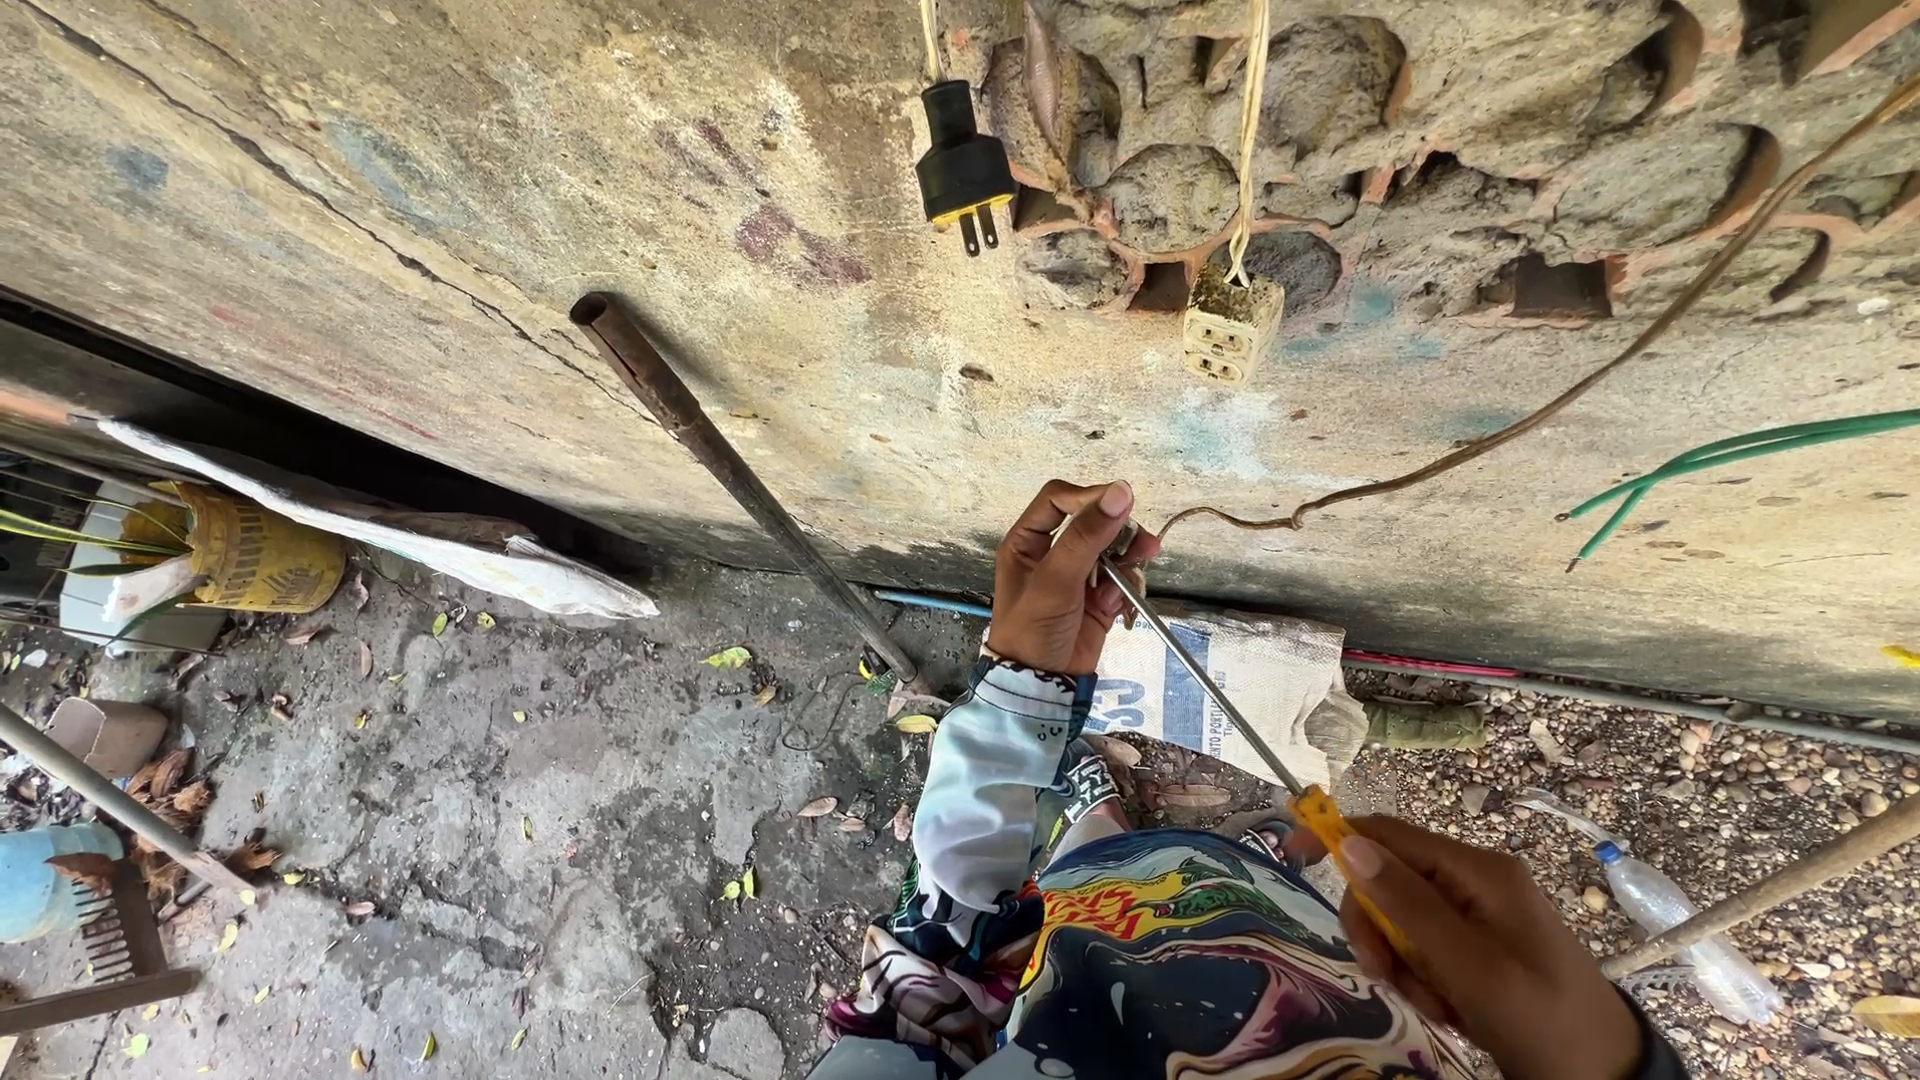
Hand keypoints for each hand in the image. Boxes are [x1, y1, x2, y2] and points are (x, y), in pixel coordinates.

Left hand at [985, 480, 1161, 674]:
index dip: (1089, 497)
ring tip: (1136, 573)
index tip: (1120, 505)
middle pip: (1093, 521)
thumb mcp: (1056, 579)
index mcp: (1027, 541)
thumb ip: (1086, 536)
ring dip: (1128, 560)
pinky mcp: (1098, 597)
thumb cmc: (1033, 629)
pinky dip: (1127, 587)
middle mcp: (1051, 552)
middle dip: (1118, 531)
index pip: (1059, 499)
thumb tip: (1121, 492)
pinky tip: (1121, 605)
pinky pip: (1122, 578)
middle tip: (1144, 543)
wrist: (1041, 686)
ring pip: (1113, 549)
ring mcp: (1077, 575)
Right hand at [1296, 817, 1642, 1079]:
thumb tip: (1348, 842)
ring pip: (1399, 918)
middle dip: (1377, 928)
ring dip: (1401, 962)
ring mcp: (1475, 912)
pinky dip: (1421, 976)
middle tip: (1382, 974)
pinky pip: (1421, 945)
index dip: (1337, 837)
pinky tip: (1448, 1007)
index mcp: (1478, 871)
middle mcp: (1473, 881)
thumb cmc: (1542, 1019)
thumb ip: (1407, 902)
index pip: (1388, 833)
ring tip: (1433, 1003)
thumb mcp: (1470, 966)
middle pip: (1387, 880)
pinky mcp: (1476, 943)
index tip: (1292, 854)